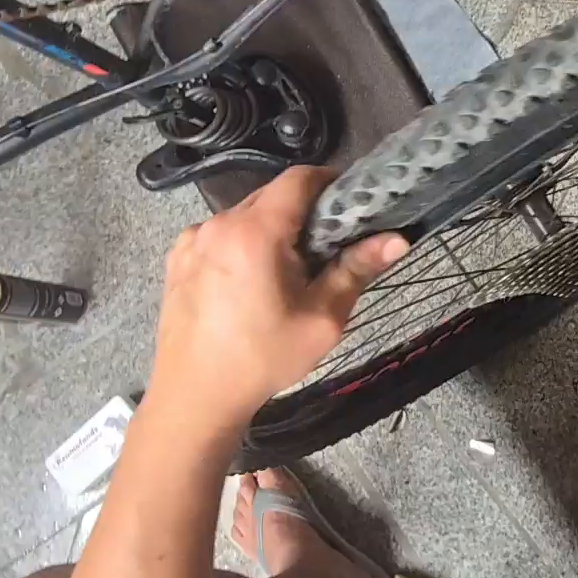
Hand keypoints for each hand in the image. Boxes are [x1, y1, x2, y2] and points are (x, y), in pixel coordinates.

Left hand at [146, 167, 407, 425]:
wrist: (194, 398)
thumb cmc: (263, 359)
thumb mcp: (322, 318)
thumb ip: (357, 269)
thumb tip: (398, 239)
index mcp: (255, 233)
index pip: (298, 179)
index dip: (329, 182)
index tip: (350, 205)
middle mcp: (218, 224)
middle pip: (272, 195)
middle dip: (304, 211)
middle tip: (328, 245)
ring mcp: (192, 239)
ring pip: (245, 214)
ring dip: (273, 228)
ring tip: (290, 268)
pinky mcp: (178, 257)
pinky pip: (221, 233)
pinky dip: (243, 243)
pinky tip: (252, 281)